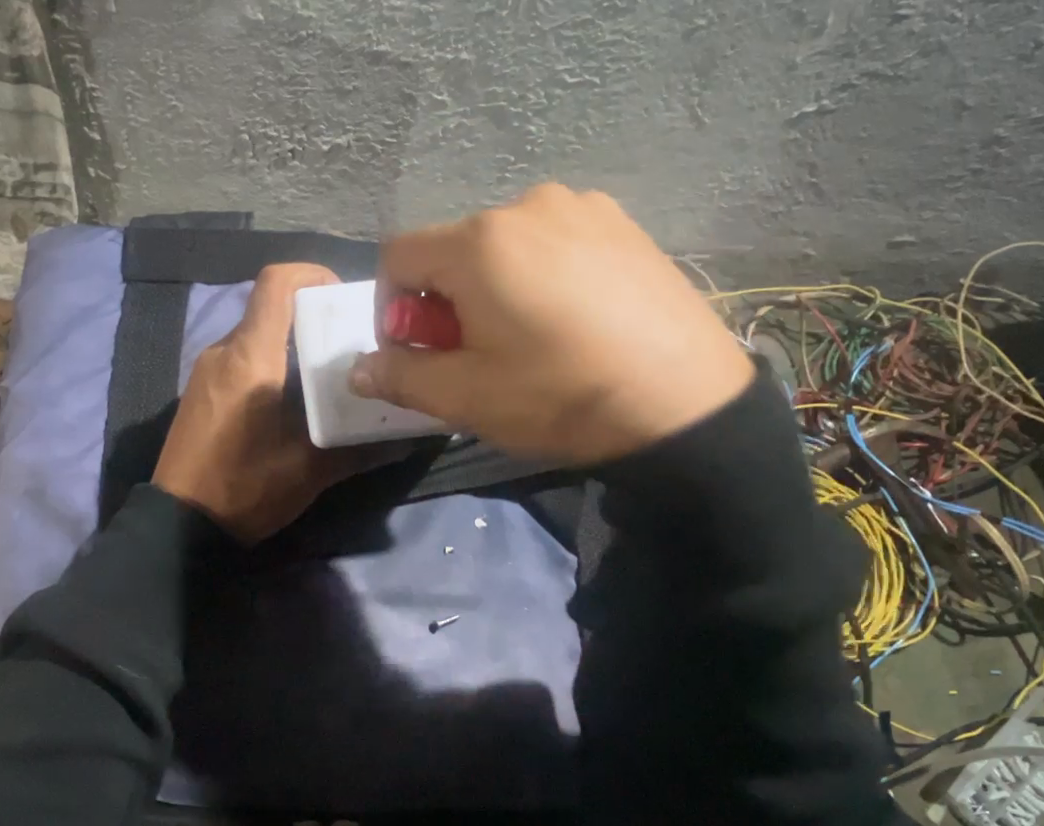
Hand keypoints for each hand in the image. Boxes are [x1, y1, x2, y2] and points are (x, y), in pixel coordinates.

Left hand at [153, 264, 386, 542]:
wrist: (179, 525)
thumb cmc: (245, 487)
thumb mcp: (310, 470)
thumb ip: (360, 448)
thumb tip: (408, 440)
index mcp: (251, 357)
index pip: (278, 282)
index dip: (314, 275)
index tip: (344, 301)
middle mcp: (223, 352)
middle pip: (271, 311)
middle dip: (312, 321)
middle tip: (349, 348)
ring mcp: (205, 372)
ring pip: (256, 339)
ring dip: (291, 349)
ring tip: (325, 382)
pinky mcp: (198, 394)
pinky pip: (239, 363)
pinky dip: (268, 368)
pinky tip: (290, 405)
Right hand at [351, 184, 752, 464]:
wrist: (684, 402)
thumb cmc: (558, 397)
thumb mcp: (465, 397)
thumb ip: (400, 376)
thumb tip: (358, 369)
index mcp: (478, 241)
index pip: (399, 255)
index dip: (390, 307)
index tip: (414, 353)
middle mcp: (527, 205)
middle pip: (453, 250)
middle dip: (443, 301)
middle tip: (470, 356)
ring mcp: (583, 208)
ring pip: (505, 246)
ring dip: (491, 289)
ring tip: (524, 340)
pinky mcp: (624, 224)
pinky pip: (554, 243)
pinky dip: (539, 277)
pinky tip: (568, 322)